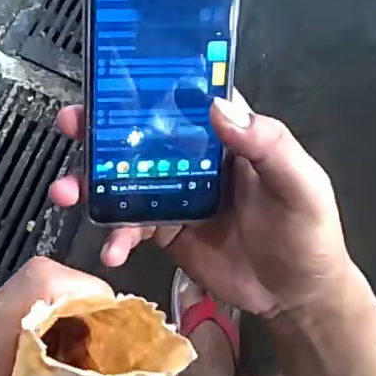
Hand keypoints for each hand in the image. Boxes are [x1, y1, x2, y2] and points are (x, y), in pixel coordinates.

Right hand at [47, 94, 355, 317]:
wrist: (297, 296)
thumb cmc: (308, 233)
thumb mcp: (300, 184)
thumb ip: (268, 145)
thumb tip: (218, 107)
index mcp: (232, 139)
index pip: (190, 101)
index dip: (154, 87)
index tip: (116, 79)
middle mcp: (200, 161)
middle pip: (146, 136)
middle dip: (104, 129)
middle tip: (72, 122)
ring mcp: (180, 196)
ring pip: (129, 179)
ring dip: (94, 183)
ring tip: (67, 192)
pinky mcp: (170, 231)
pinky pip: (134, 226)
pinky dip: (117, 235)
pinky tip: (112, 248)